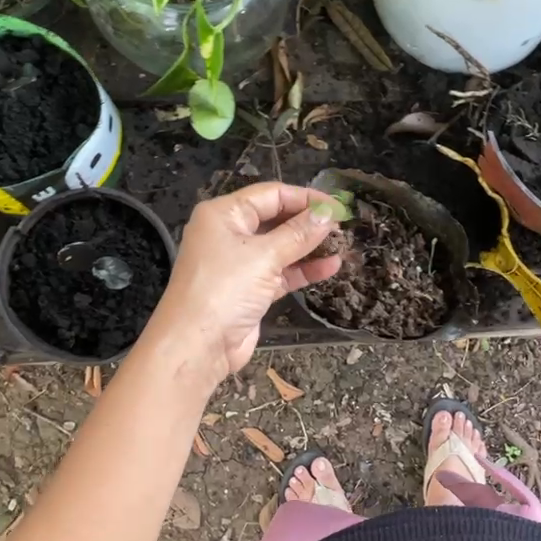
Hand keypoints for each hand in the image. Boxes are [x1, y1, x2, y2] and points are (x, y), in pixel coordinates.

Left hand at [146, 183, 341, 382]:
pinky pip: (282, 272)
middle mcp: (230, 234)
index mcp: (224, 215)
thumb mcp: (264, 256)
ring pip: (281, 247)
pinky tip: (331, 266)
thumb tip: (328, 213)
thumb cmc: (225, 289)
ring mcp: (240, 263)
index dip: (305, 197)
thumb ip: (299, 234)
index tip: (337, 204)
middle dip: (308, 222)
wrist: (198, 345)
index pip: (270, 195)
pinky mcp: (251, 290)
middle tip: (342, 225)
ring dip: (310, 246)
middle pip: (276, 219)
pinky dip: (304, 269)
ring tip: (342, 244)